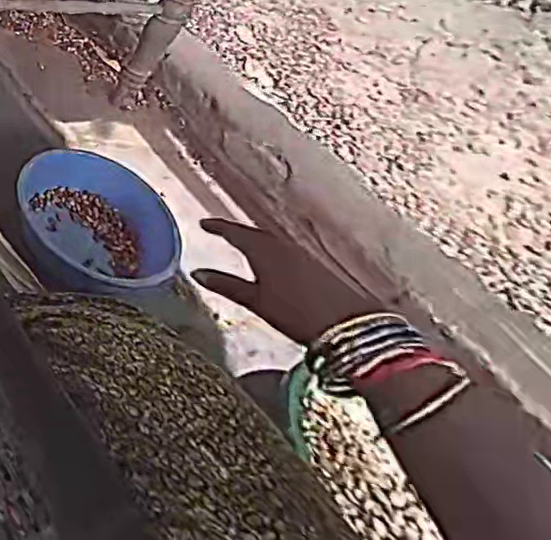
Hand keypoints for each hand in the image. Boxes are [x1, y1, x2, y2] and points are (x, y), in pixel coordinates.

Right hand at [192, 218, 382, 344]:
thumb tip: (197, 273)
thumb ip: (227, 285)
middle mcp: (283, 246)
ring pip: (272, 241)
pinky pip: (287, 250)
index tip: (205, 223)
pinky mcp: (318, 267)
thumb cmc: (298, 314)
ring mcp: (303, 255)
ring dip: (257, 240)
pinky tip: (274, 262)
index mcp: (263, 250)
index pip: (235, 232)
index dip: (218, 227)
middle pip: (254, 233)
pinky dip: (274, 250)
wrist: (353, 327)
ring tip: (246, 245)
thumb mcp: (256, 301)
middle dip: (237, 232)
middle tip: (222, 232)